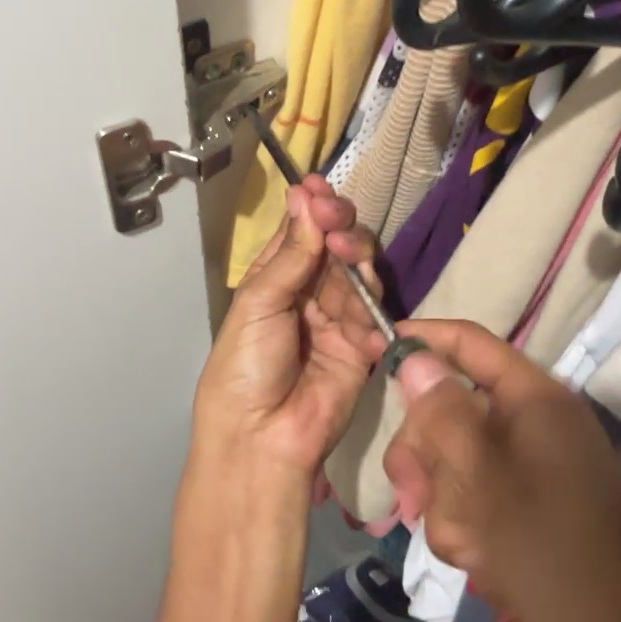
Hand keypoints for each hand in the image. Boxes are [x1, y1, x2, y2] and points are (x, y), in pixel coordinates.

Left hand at [196, 175, 387, 477]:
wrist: (263, 437)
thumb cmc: (245, 365)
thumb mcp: (259, 303)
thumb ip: (292, 254)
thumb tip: (305, 197)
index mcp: (274, 281)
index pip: (299, 233)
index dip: (309, 208)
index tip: (316, 184)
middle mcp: (308, 294)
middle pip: (335, 247)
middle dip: (337, 224)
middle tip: (335, 214)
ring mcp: (338, 319)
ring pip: (358, 272)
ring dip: (355, 255)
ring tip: (345, 249)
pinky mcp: (364, 346)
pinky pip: (376, 312)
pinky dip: (371, 302)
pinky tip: (362, 297)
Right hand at [381, 320, 620, 621]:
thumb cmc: (554, 557)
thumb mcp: (484, 483)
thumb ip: (443, 415)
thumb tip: (414, 355)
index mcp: (532, 399)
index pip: (469, 343)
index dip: (421, 338)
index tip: (369, 346)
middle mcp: (530, 424)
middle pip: (449, 408)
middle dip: (424, 453)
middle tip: (412, 498)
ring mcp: (530, 467)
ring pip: (453, 459)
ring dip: (442, 499)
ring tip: (462, 545)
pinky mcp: (528, 506)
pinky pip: (473, 497)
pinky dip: (464, 524)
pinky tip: (477, 558)